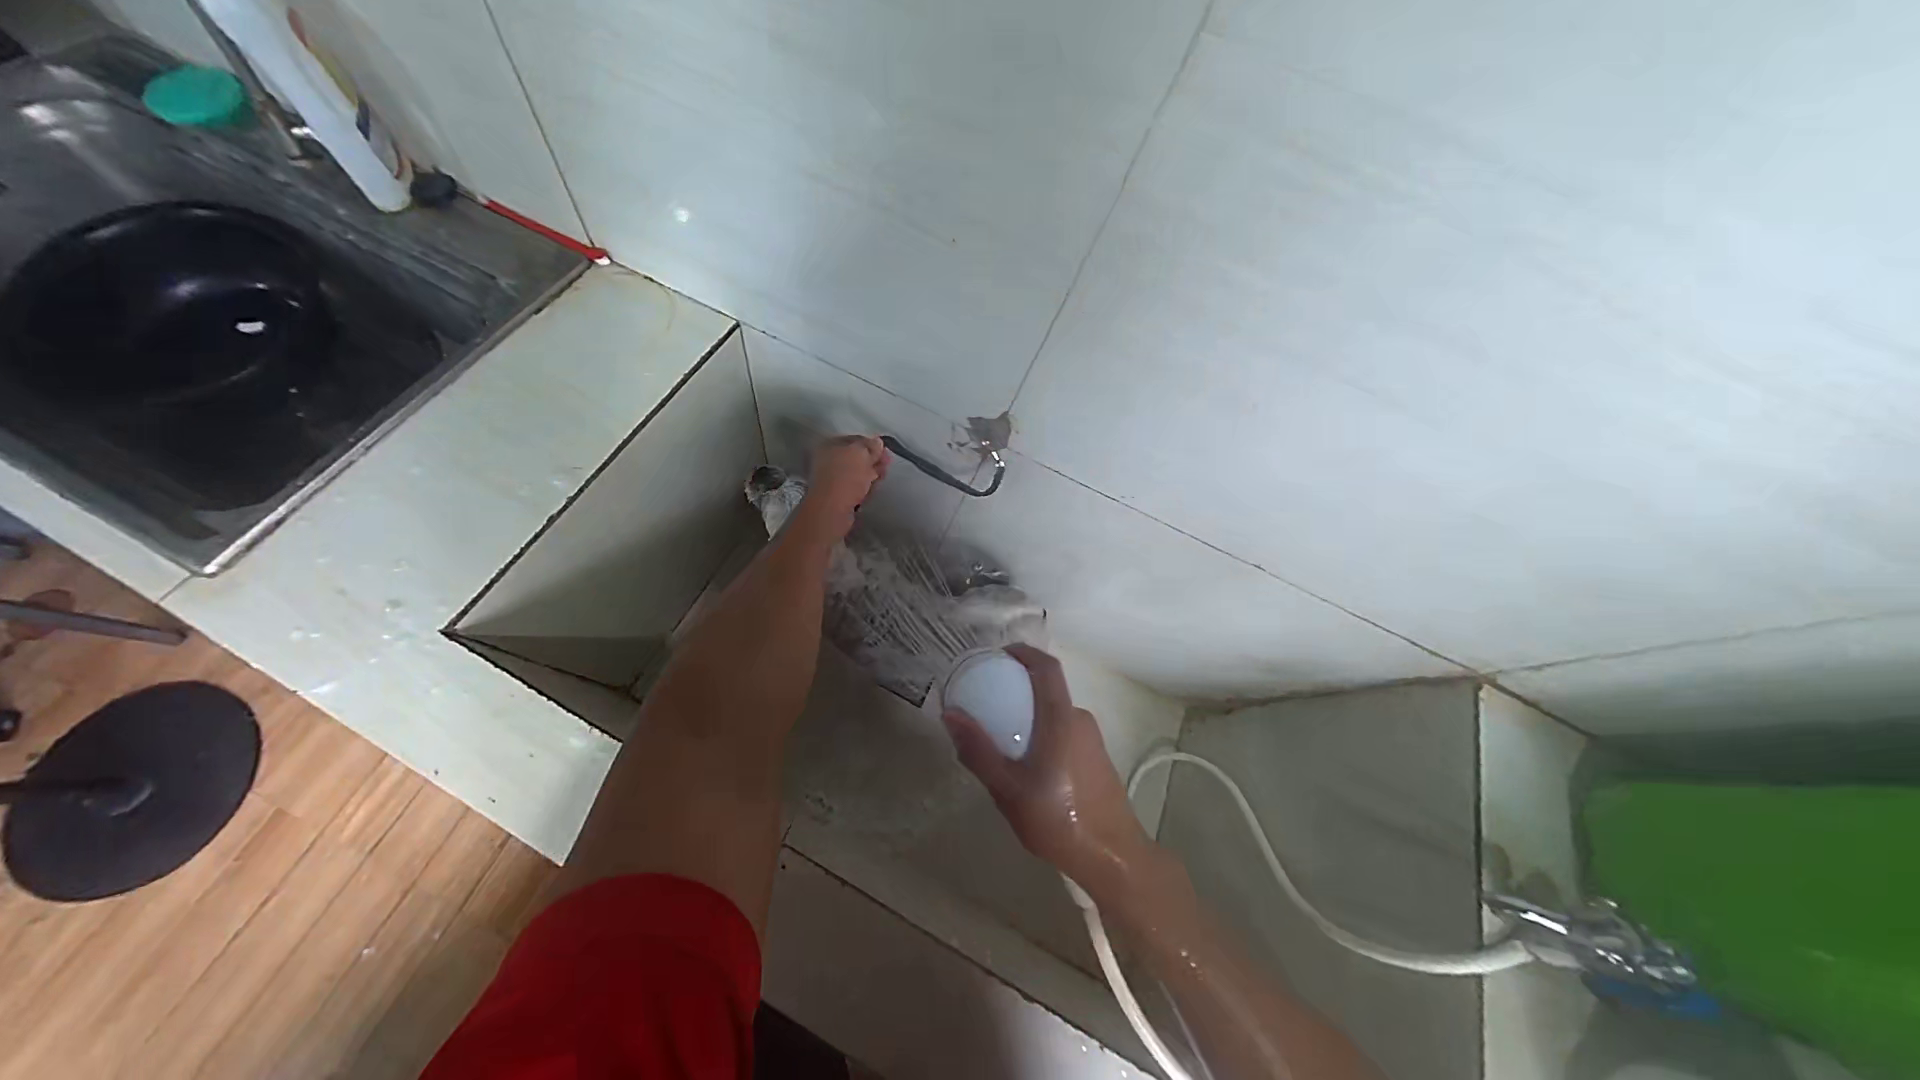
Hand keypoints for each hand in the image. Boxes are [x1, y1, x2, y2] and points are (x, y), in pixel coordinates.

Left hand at [799, 435, 888, 538]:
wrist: (832, 509)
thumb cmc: (846, 476)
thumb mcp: (862, 454)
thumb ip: (871, 446)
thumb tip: (877, 442)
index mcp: (830, 444)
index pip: (855, 439)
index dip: (872, 443)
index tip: (885, 450)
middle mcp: (828, 460)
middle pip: (856, 457)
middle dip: (873, 460)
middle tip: (887, 464)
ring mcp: (832, 479)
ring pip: (857, 473)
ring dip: (871, 474)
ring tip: (881, 477)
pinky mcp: (837, 495)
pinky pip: (855, 487)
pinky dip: (864, 486)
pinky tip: (872, 489)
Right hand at [943, 644, 1152, 891]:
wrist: (1114, 858)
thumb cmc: (1058, 821)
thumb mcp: (1008, 790)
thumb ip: (978, 751)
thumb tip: (950, 714)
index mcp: (1062, 719)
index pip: (1046, 667)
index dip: (1023, 652)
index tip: (997, 655)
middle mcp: (1080, 720)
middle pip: (1047, 690)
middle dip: (1016, 690)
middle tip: (985, 706)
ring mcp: (1092, 739)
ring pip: (1054, 714)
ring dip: (1027, 717)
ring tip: (998, 741)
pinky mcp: (1096, 758)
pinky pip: (1062, 731)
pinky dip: (1040, 733)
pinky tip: (1024, 765)